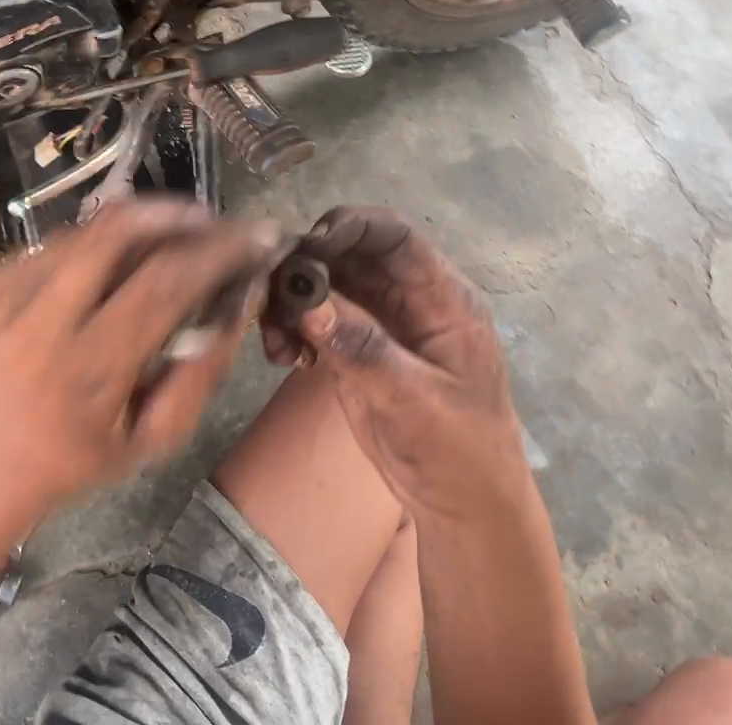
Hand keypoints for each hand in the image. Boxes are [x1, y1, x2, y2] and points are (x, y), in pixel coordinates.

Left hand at [0, 199, 283, 522]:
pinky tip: (119, 264)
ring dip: (141, 224)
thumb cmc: (75, 461)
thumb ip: (200, 374)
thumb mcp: (152, 441)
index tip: (257, 237)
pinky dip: (101, 243)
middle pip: (117, 230)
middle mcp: (40, 318)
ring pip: (89, 229)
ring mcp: (9, 290)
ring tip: (175, 238)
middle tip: (214, 221)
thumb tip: (235, 303)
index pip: (162, 284)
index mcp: (85, 369)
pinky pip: (61, 243)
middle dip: (178, 214)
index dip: (218, 252)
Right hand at [261, 206, 525, 519]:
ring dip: (291, 302)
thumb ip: (364, 349)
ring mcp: (377, 323)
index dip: (351, 227)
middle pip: (349, 255)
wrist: (460, 504)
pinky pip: (314, 319)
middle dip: (307, 267)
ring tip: (276, 341)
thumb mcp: (417, 400)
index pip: (396, 237)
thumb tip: (308, 302)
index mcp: (442, 299)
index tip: (305, 244)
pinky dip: (292, 328)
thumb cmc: (460, 451)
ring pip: (324, 285)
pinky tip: (286, 357)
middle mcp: (407, 300)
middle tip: (270, 295)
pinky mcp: (353, 348)